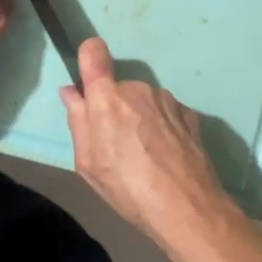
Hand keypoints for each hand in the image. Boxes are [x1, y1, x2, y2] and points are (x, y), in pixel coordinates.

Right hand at [59, 38, 227, 238]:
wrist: (186, 208)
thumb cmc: (127, 187)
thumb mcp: (88, 163)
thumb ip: (78, 121)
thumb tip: (71, 93)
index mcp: (107, 98)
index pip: (93, 53)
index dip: (88, 59)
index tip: (89, 80)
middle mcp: (138, 88)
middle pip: (118, 87)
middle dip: (114, 108)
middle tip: (116, 145)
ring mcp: (167, 99)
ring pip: (143, 101)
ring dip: (140, 118)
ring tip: (145, 155)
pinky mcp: (190, 113)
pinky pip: (165, 112)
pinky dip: (162, 127)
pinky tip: (165, 155)